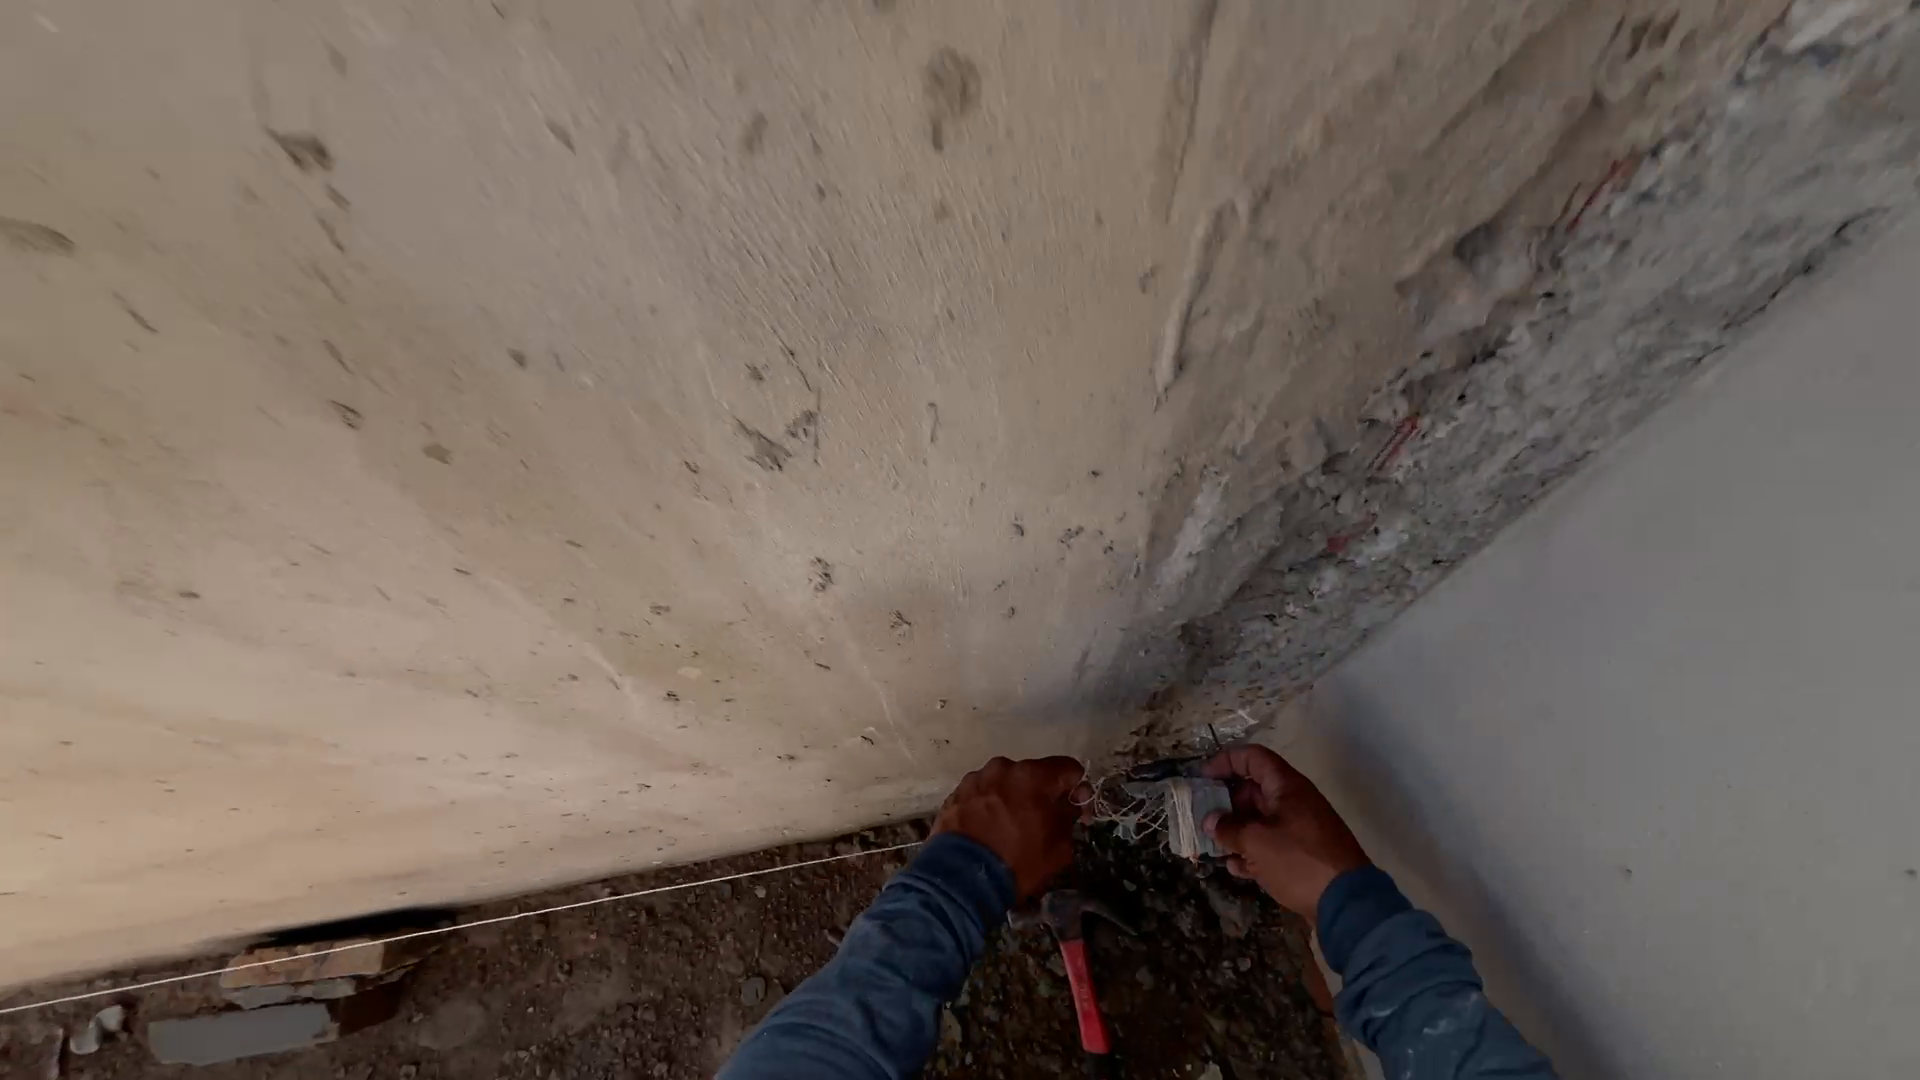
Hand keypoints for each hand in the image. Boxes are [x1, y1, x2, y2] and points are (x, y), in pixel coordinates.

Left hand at [931, 756, 1087, 898]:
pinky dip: (990, 806)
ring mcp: (976, 778)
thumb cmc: (1017, 861)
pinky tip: (989, 830)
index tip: (1077, 812)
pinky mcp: (956, 793)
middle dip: (1043, 795)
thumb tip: (1070, 804)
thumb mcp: (1059, 847)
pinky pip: (983, 794)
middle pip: (1034, 775)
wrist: (961, 879)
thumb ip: (1069, 816)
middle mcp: (1003, 767)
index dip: (1078, 789)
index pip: (1068, 768)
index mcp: (1032, 775)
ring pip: (1006, 783)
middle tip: (1043, 823)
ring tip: (1010, 828)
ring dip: (1014, 799)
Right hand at [1202, 745, 1369, 922]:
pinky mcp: (1304, 854)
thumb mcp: (1256, 842)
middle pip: (1253, 790)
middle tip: (1203, 817)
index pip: (1252, 758)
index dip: (1225, 762)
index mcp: (1286, 787)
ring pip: (1260, 820)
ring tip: (1213, 845)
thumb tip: (1210, 821)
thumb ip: (1228, 829)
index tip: (1203, 778)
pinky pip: (1271, 844)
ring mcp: (1301, 829)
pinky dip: (1252, 851)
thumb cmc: (1299, 861)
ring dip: (1236, 830)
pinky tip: (1235, 868)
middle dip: (1225, 803)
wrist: (1349, 906)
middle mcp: (1294, 802)